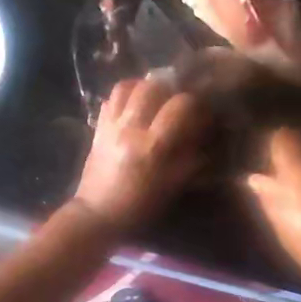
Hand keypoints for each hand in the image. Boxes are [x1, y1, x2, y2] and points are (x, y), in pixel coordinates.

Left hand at [73, 76, 206, 231]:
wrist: (97, 214)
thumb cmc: (138, 206)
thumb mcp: (171, 186)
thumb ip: (190, 159)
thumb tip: (204, 139)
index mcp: (152, 145)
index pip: (179, 106)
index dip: (194, 105)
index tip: (199, 114)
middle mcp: (129, 129)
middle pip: (150, 87)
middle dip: (168, 90)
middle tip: (174, 102)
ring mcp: (110, 126)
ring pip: (125, 87)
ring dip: (143, 88)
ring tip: (153, 99)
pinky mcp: (97, 129)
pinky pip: (109, 101)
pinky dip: (123, 97)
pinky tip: (132, 108)